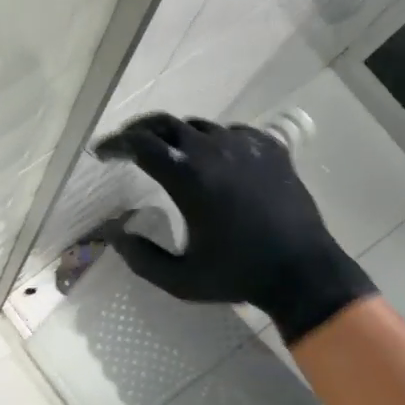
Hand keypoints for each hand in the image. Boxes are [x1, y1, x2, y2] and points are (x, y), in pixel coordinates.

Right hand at [94, 113, 375, 343]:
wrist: (303, 271)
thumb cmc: (237, 277)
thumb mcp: (179, 280)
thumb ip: (141, 257)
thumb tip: (116, 234)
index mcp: (189, 179)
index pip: (141, 146)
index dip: (115, 145)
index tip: (101, 153)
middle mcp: (215, 152)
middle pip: (167, 124)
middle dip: (139, 131)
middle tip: (126, 145)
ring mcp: (247, 147)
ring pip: (200, 127)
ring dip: (176, 136)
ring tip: (166, 152)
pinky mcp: (271, 149)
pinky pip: (232, 132)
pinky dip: (212, 140)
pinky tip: (211, 158)